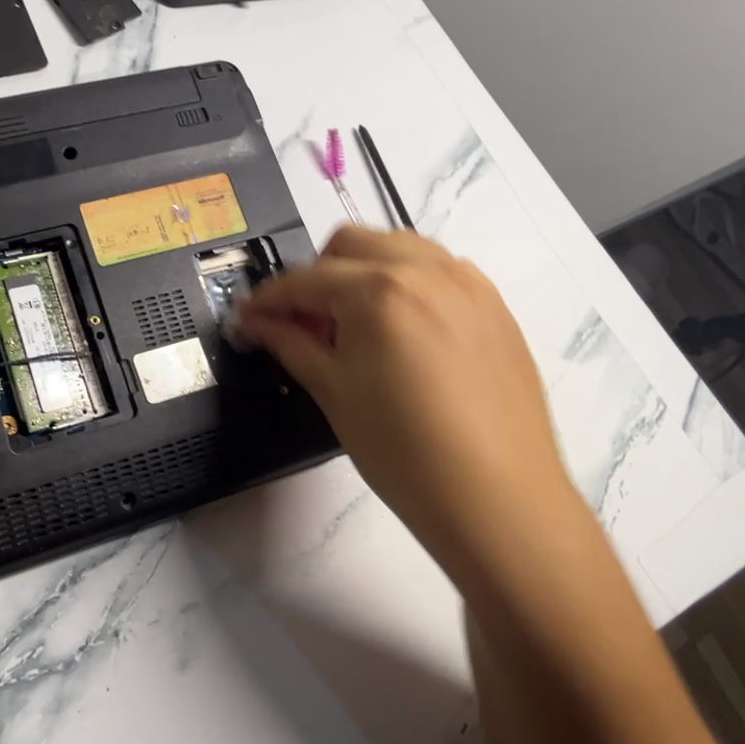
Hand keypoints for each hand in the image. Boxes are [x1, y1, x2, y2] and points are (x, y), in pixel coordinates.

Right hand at [234, 226, 571, 554]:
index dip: (268, 300)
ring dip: (364, 271)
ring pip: (399, 248)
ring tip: (352, 325)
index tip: (247, 318)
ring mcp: (468, 286)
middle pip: (352, 244)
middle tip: (302, 323)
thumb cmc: (403, 450)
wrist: (497, 499)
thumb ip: (289, 343)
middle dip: (317, 275)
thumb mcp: (333, 392)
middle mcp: (427, 271)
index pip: (305, 280)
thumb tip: (255, 322)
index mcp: (379, 290)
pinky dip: (407, 285)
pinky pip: (439, 273)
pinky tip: (400, 334)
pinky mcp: (495, 308)